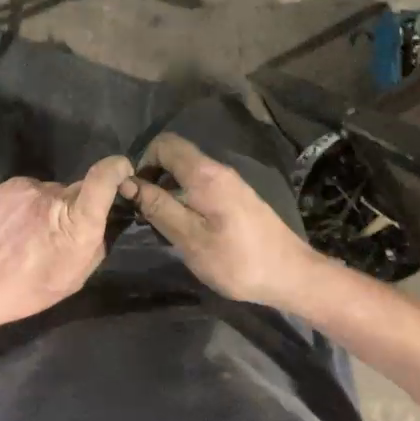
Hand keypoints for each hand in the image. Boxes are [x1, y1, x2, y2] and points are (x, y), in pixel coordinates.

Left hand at [0, 155, 134, 334]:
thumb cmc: (27, 291)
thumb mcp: (75, 277)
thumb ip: (95, 242)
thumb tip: (104, 217)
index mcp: (75, 224)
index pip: (102, 180)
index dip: (116, 169)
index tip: (123, 169)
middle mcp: (53, 196)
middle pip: (77, 191)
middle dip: (76, 207)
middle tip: (58, 235)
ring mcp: (27, 188)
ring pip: (52, 192)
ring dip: (49, 208)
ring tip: (29, 237)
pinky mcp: (7, 185)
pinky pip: (31, 191)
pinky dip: (30, 205)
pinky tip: (14, 229)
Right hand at [120, 133, 327, 306]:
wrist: (291, 276)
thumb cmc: (237, 260)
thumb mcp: (189, 238)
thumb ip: (159, 207)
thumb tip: (128, 183)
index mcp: (205, 175)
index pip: (165, 144)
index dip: (143, 161)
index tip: (134, 191)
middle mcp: (219, 171)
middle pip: (176, 157)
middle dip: (153, 177)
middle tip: (143, 210)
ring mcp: (231, 184)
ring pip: (188, 174)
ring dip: (168, 191)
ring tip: (160, 222)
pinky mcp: (238, 199)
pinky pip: (201, 187)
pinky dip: (185, 199)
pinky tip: (185, 228)